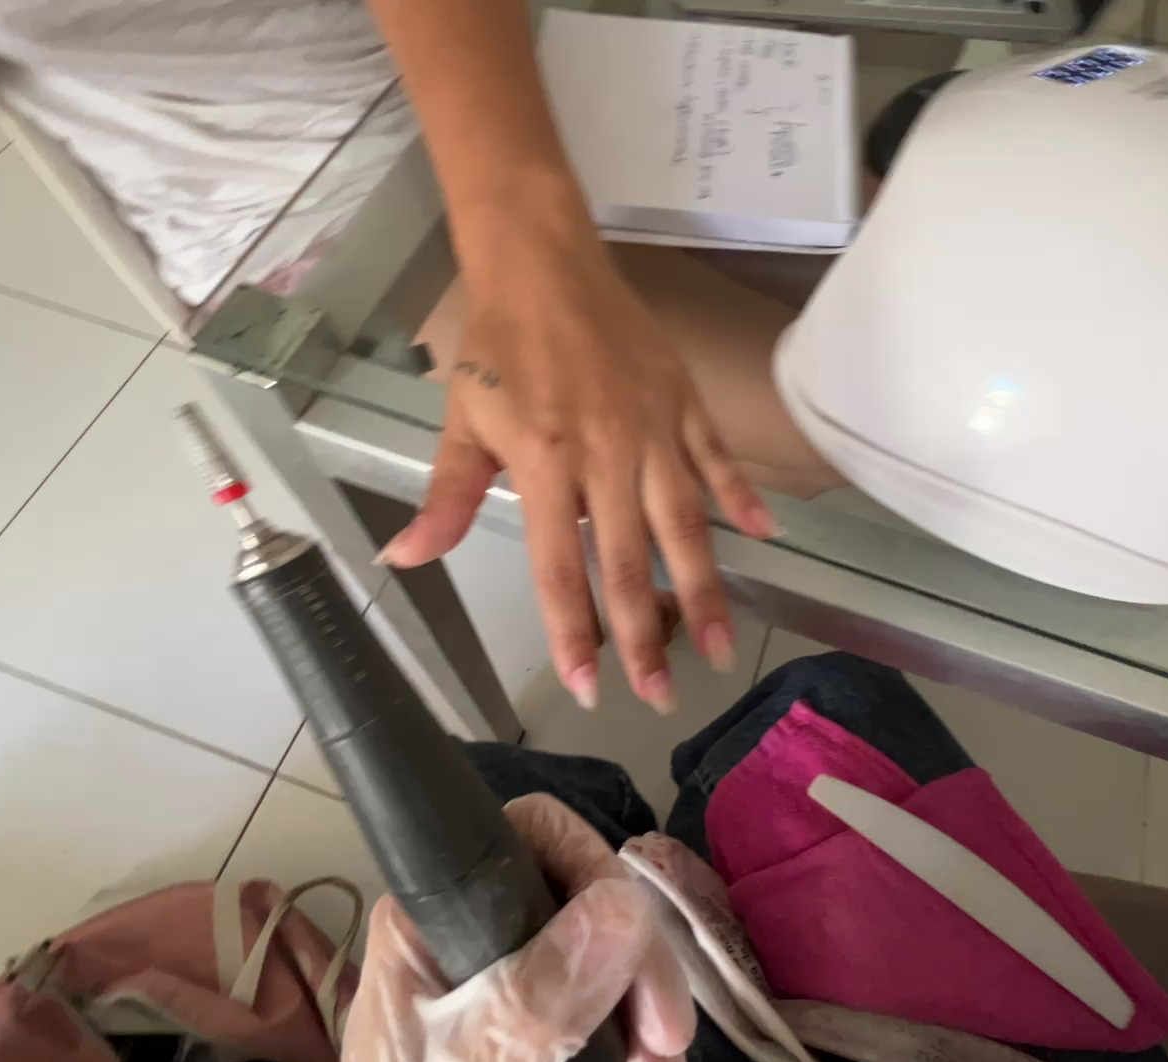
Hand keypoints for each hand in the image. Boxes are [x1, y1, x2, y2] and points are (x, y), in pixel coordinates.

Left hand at [341, 794, 695, 1061]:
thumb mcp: (468, 1059)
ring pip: (604, 945)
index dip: (597, 870)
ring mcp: (508, 967)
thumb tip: (624, 906)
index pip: (534, 833)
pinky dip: (633, 1029)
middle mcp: (479, 923)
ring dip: (645, 1003)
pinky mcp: (532, 1013)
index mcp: (443, 909)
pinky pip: (601, 995)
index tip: (639, 946)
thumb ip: (533, 995)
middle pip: (583, 893)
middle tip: (666, 1037)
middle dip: (638, 958)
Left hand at [379, 225, 776, 713]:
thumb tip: (404, 559)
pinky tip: (763, 538)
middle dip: (643, 634)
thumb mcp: (462, 421)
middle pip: (628, 560)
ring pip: (683, 523)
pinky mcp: (684, 403)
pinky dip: (741, 498)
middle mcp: (605, 453)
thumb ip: (443, 496)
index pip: (559, 567)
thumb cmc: (495, 345)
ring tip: (718, 646)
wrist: (543, 261)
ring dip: (702, 589)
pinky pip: (716, 459)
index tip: (587, 686)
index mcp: (544, 462)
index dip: (572, 632)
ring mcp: (654, 428)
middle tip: (658, 695)